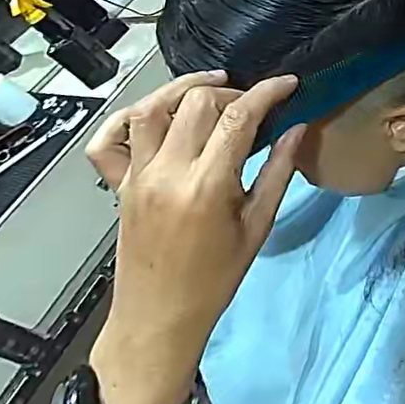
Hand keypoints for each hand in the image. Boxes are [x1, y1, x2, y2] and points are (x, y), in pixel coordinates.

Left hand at [88, 73, 303, 403]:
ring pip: (150, 109)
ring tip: (212, 85)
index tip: (287, 84)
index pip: (238, 117)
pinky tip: (154, 113)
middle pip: (196, 103)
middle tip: (253, 105)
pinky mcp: (117, 185)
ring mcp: (135, 177)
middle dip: (232, 92)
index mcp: (207, 185)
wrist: (158, 319)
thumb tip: (298, 126)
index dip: (267, 92)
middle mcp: (166, 172)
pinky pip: (107, 141)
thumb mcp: (259, 225)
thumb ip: (279, 170)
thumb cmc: (216, 277)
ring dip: (183, 88)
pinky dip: (125, 117)